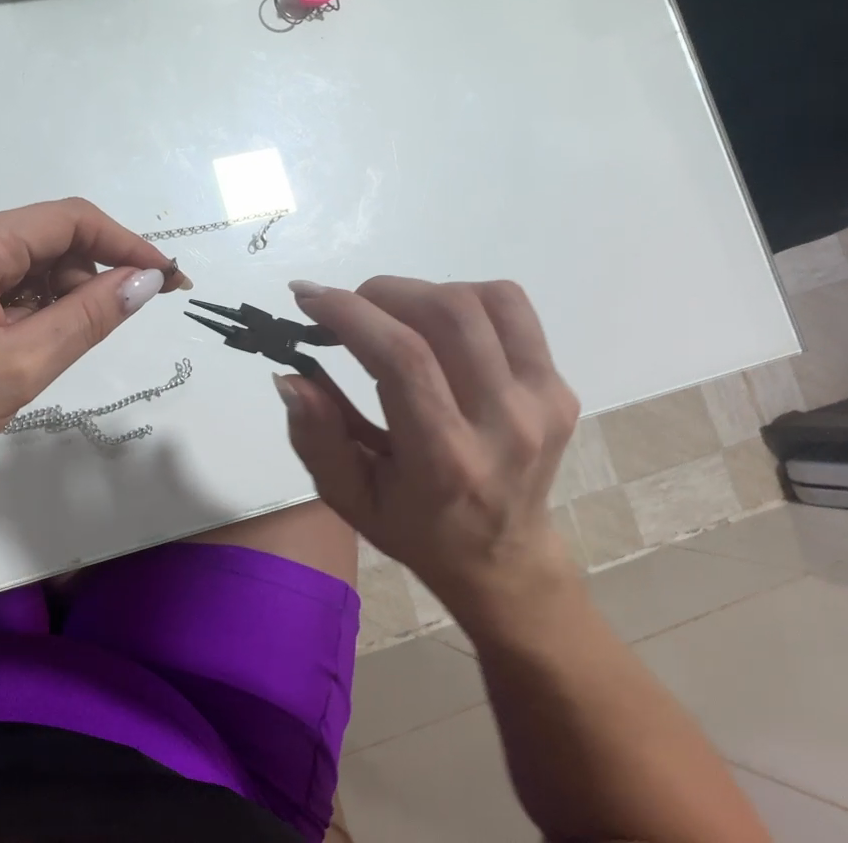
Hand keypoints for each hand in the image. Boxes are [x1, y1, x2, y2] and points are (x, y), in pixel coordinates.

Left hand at [0, 199, 184, 528]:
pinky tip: (39, 346)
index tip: (169, 279)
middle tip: (127, 321)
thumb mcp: (21, 365)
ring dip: (63, 297)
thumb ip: (89, 316)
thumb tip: (146, 280)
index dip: (126, 244)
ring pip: (28, 267)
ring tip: (73, 345)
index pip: (69, 220)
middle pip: (49, 240)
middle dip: (94, 274)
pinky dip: (33, 311)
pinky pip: (3, 288)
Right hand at [278, 277, 581, 625]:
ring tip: (385, 315)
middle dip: (379, 294)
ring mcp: (541, 400)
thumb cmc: (411, 527)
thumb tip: (289, 375)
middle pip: (446, 315)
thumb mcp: (346, 495)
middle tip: (343, 309)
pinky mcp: (558, 386)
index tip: (307, 299)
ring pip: (483, 301)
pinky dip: (462, 298)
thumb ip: (315, 435)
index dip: (350, 314)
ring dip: (419, 292)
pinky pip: (511, 309)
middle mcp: (504, 423)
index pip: (402, 358)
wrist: (503, 556)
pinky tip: (432, 323)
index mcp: (445, 458)